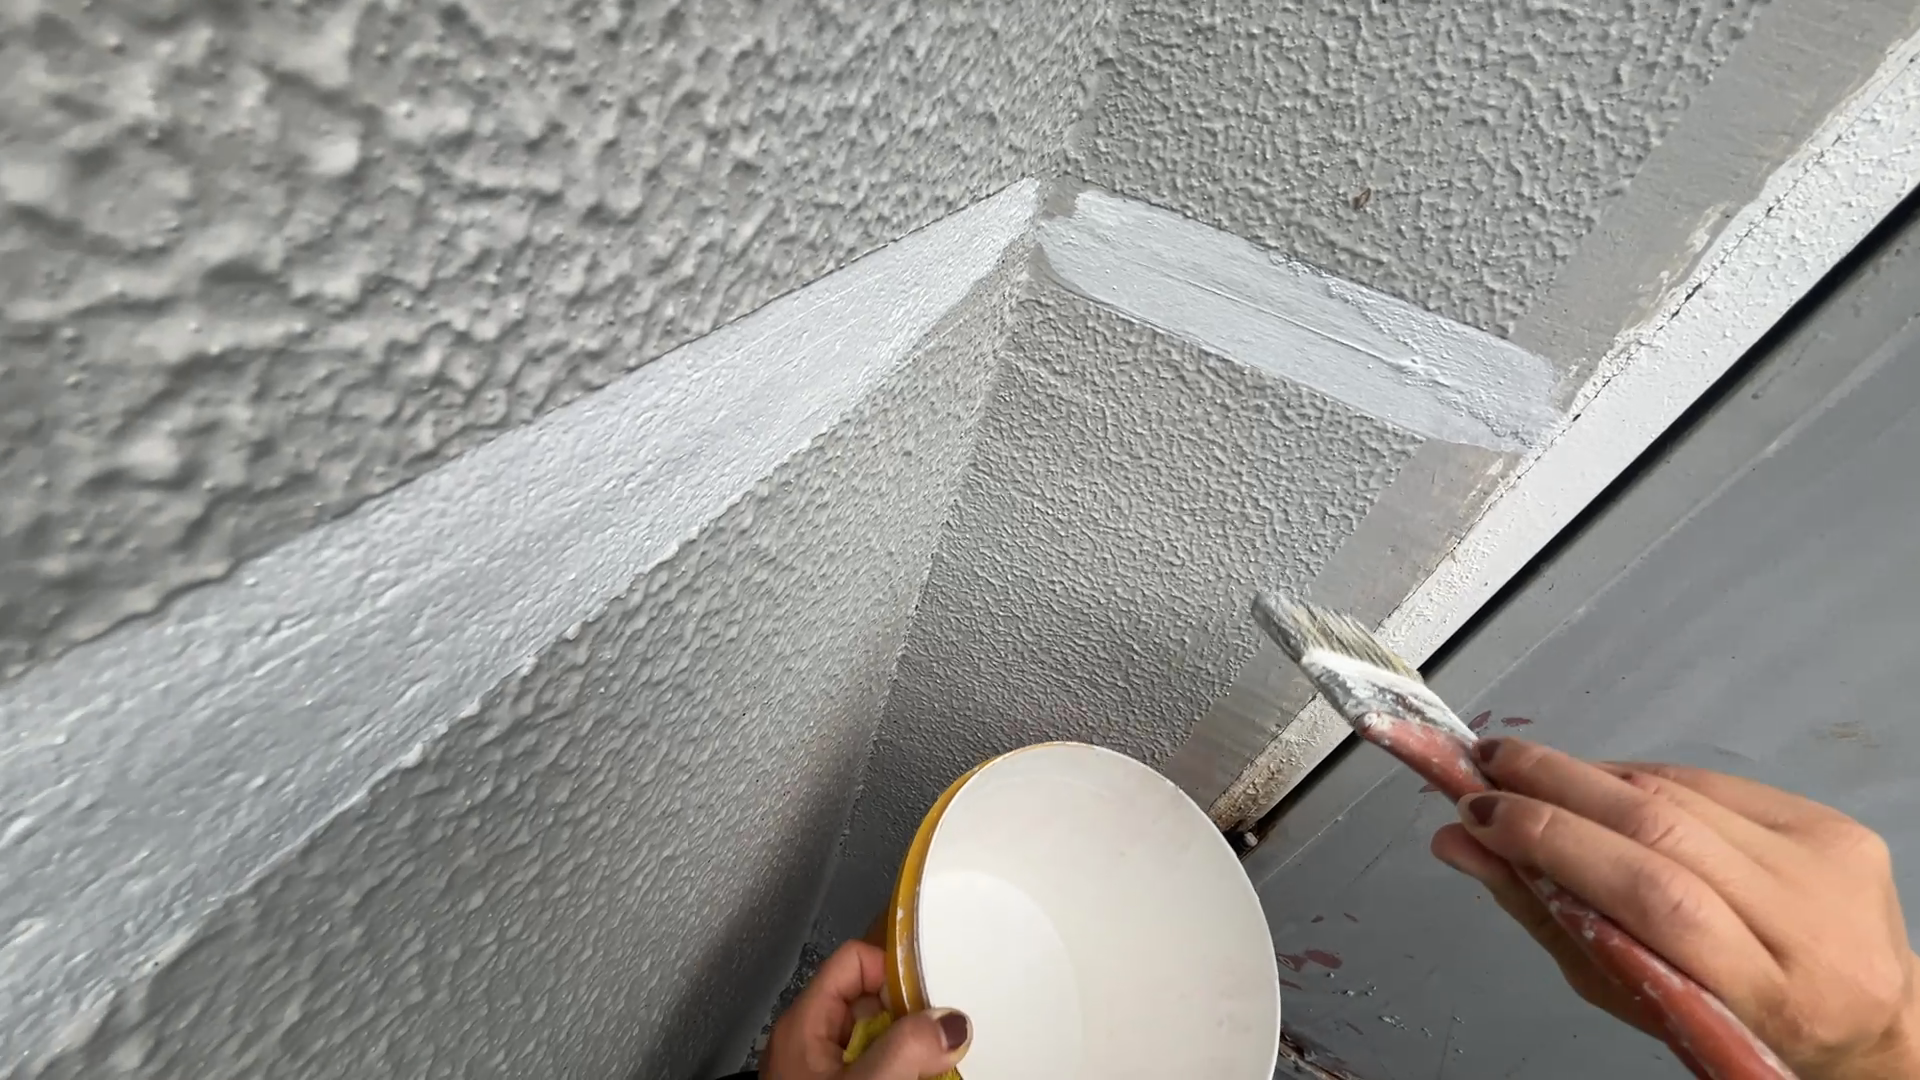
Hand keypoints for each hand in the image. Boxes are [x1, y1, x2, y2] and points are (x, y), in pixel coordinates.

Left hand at [760, 940, 971, 1079]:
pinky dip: (900, 1074)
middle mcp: (811, 1041)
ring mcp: (821, 1075)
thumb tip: (954, 1021)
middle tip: (947, 1036)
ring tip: (944, 1063)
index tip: (932, 998)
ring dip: (911, 1051)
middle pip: (870, 1001)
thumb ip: (908, 1049)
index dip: (894, 972)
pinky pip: (875, 1072)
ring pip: (877, 1040)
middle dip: (911, 1017)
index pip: (855, 962)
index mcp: (806, 1022)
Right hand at [1430, 737, 1919, 1079]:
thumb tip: (1453, 840)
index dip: (1551, 838)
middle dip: (1550, 782)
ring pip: (1668, 791)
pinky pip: (1697, 779)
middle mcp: (1815, 925)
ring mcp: (1830, 865)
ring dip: (1578, 775)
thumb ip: (1533, 906)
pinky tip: (1595, 787)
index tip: (1475, 810)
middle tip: (1484, 762)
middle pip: (1657, 825)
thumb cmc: (1717, 1013)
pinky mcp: (1831, 826)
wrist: (1863, 1020)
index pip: (1648, 893)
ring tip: (1522, 770)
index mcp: (1765, 990)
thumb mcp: (1611, 983)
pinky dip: (1626, 776)